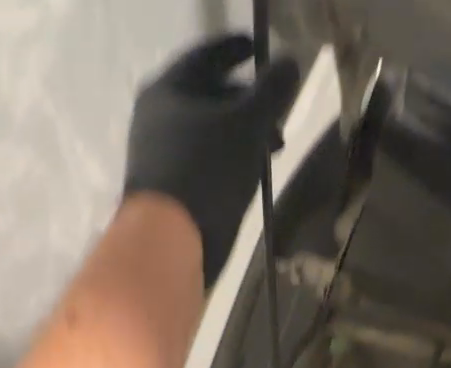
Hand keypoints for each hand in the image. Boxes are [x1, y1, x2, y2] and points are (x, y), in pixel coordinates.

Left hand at [123, 35, 301, 286]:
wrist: (172, 238)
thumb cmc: (208, 172)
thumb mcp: (247, 124)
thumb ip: (271, 91)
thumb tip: (291, 62)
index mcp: (167, 90)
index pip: (205, 56)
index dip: (234, 49)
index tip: (258, 46)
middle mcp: (158, 116)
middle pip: (207, 95)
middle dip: (244, 98)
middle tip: (276, 109)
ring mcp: (163, 154)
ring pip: (209, 130)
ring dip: (242, 132)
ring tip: (272, 146)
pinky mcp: (173, 186)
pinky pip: (207, 159)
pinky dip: (232, 157)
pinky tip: (251, 171)